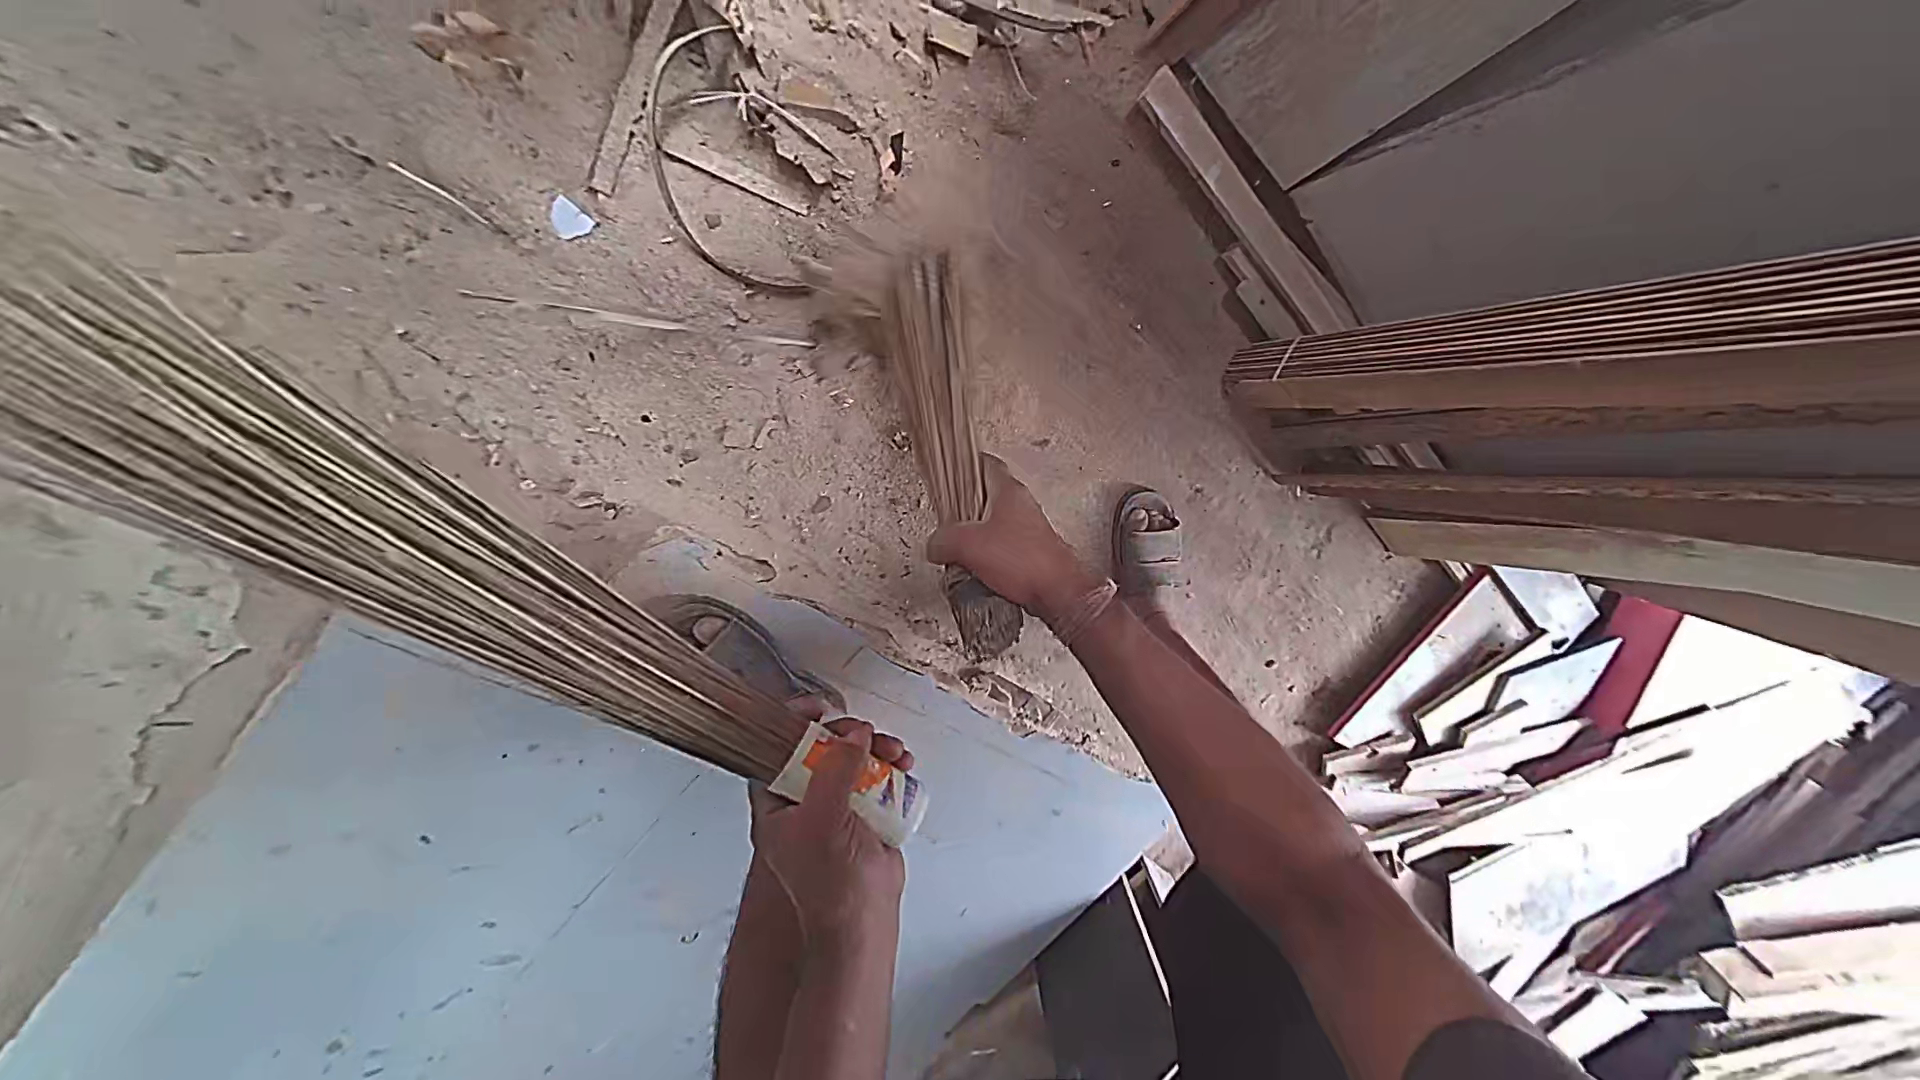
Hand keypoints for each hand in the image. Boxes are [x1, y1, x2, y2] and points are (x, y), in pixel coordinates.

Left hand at [751, 718, 911, 943]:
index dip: (794, 722)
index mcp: (778, 803)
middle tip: (865, 734)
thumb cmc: (829, 886)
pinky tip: (903, 764)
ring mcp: (836, 803)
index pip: (777, 749)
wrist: (863, 920)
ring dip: (876, 746)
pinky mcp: (865, 809)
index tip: (818, 707)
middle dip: (848, 734)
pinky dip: (891, 764)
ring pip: (853, 756)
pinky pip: (877, 773)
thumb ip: (835, 770)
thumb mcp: (823, 819)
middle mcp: (805, 799)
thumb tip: (854, 735)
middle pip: (822, 746)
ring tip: (894, 751)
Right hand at [925, 454, 1101, 623]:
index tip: (952, 470)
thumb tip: (935, 544)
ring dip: (978, 536)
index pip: (987, 465)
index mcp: (1009, 492)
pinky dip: (991, 556)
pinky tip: (981, 571)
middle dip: (967, 510)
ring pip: (997, 525)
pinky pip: (1006, 548)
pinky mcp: (1034, 554)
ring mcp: (1031, 531)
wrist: (1057, 594)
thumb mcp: (967, 545)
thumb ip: (944, 540)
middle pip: (989, 497)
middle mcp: (1024, 507)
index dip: (967, 466)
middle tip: (949, 520)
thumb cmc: (1025, 562)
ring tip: (962, 551)